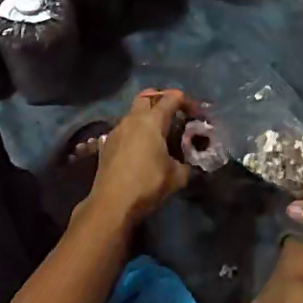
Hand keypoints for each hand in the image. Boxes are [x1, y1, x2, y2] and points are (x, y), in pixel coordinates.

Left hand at [87, 89, 195, 224]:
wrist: (111, 206)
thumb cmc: (147, 184)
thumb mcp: (177, 176)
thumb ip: (187, 164)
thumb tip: (189, 163)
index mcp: (152, 120)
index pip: (172, 97)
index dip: (187, 102)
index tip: (196, 115)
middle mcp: (132, 119)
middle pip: (147, 96)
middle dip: (162, 100)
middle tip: (174, 116)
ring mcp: (116, 131)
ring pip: (134, 113)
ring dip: (147, 118)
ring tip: (159, 136)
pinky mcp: (106, 145)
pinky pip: (125, 130)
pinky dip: (136, 132)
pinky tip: (142, 151)